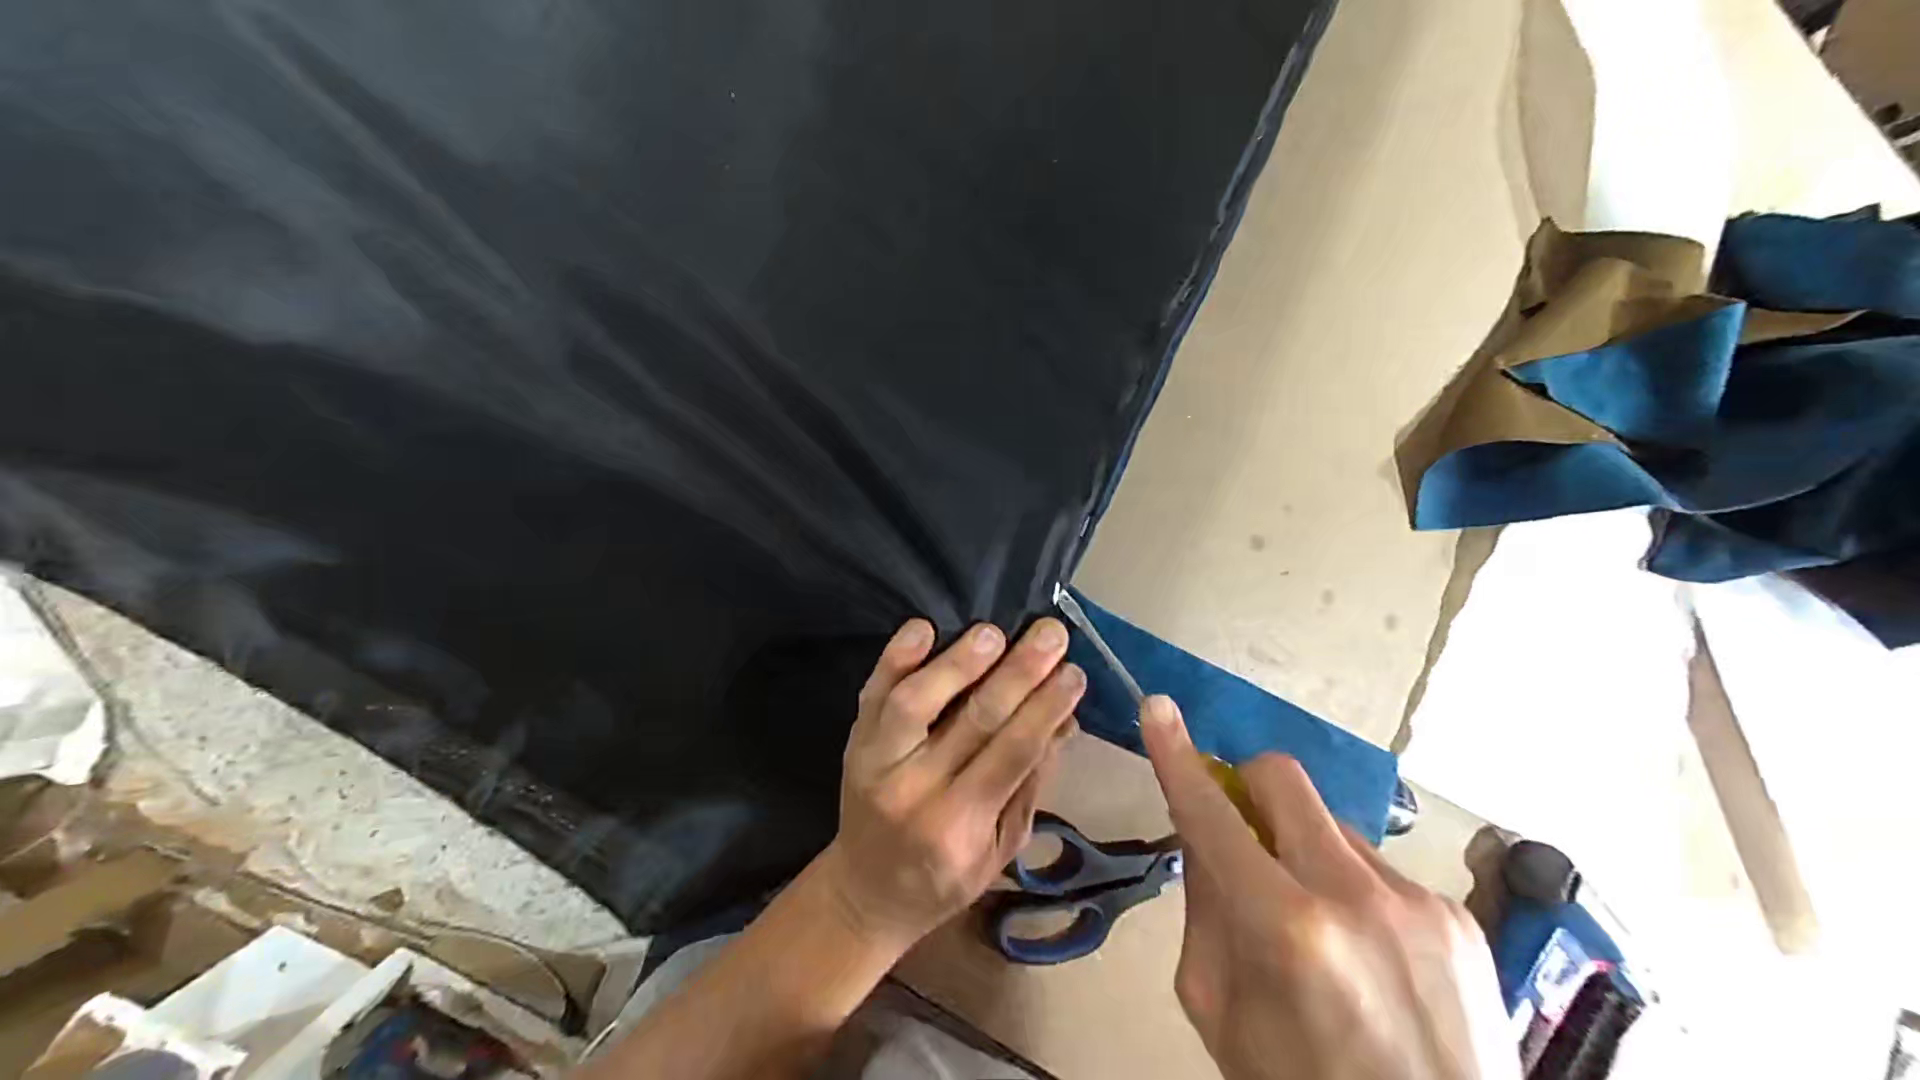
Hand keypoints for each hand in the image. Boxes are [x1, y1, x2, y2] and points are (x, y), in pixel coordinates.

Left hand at [816, 617, 1083, 953]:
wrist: (865, 892)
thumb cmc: (945, 877)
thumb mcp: (1001, 849)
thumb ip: (1029, 786)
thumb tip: (1063, 722)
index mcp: (959, 826)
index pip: (1012, 754)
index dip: (1045, 709)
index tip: (1074, 672)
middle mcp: (915, 790)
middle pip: (973, 720)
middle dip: (1018, 673)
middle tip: (1050, 634)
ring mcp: (876, 761)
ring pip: (915, 702)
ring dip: (957, 662)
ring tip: (993, 632)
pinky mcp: (853, 740)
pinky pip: (871, 693)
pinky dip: (894, 658)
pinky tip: (922, 628)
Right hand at [1139, 696, 1515, 1079]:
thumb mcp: (1219, 1010)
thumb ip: (1205, 911)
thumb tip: (1206, 838)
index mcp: (1286, 930)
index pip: (1211, 815)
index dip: (1176, 756)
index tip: (1158, 707)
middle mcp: (1357, 897)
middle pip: (1283, 779)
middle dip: (1247, 784)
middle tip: (1239, 827)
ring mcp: (1419, 902)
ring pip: (1330, 825)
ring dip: (1301, 848)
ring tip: (1313, 923)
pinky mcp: (1460, 917)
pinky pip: (1377, 867)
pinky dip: (1349, 886)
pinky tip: (1364, 951)